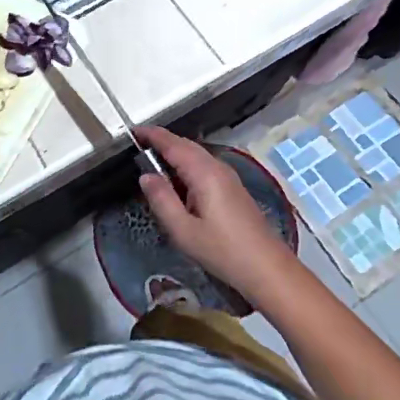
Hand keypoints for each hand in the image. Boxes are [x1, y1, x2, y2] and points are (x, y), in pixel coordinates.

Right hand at [135, 126, 298, 299]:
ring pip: (197, 156)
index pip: (174, 144)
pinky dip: (187, 167)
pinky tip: (178, 184)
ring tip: (153, 164)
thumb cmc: (222, 250)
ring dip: (176, 155)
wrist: (266, 268)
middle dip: (163, 142)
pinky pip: (205, 168)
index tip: (133, 131)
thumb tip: (145, 176)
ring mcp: (229, 177)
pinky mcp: (233, 189)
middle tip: (139, 146)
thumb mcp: (183, 230)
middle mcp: (218, 167)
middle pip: (187, 146)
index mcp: (204, 173)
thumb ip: (162, 200)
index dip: (153, 135)